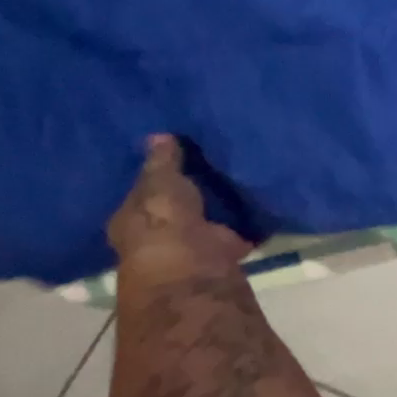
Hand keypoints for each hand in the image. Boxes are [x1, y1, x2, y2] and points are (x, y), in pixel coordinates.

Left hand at [108, 135, 250, 276]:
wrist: (194, 261)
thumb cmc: (163, 220)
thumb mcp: (159, 183)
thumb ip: (162, 161)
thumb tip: (158, 135)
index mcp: (132, 217)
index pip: (143, 190)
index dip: (159, 171)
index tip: (179, 149)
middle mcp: (160, 230)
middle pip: (178, 202)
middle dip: (195, 185)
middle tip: (219, 153)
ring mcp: (193, 239)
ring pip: (209, 212)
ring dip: (223, 199)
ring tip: (246, 166)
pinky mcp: (225, 245)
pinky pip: (240, 223)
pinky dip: (251, 213)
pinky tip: (264, 192)